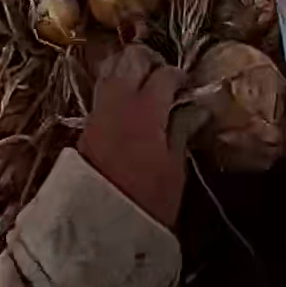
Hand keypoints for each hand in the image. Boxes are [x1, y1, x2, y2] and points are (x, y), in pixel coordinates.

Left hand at [78, 44, 185, 229]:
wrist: (95, 228)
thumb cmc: (144, 201)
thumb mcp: (174, 169)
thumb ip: (182, 130)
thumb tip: (198, 108)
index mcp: (146, 108)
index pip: (165, 74)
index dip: (180, 76)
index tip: (188, 87)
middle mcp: (120, 99)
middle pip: (133, 57)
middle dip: (152, 60)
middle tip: (166, 76)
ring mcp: (100, 107)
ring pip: (113, 65)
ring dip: (130, 66)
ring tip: (146, 82)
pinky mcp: (87, 120)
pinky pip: (103, 84)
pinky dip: (117, 81)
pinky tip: (130, 99)